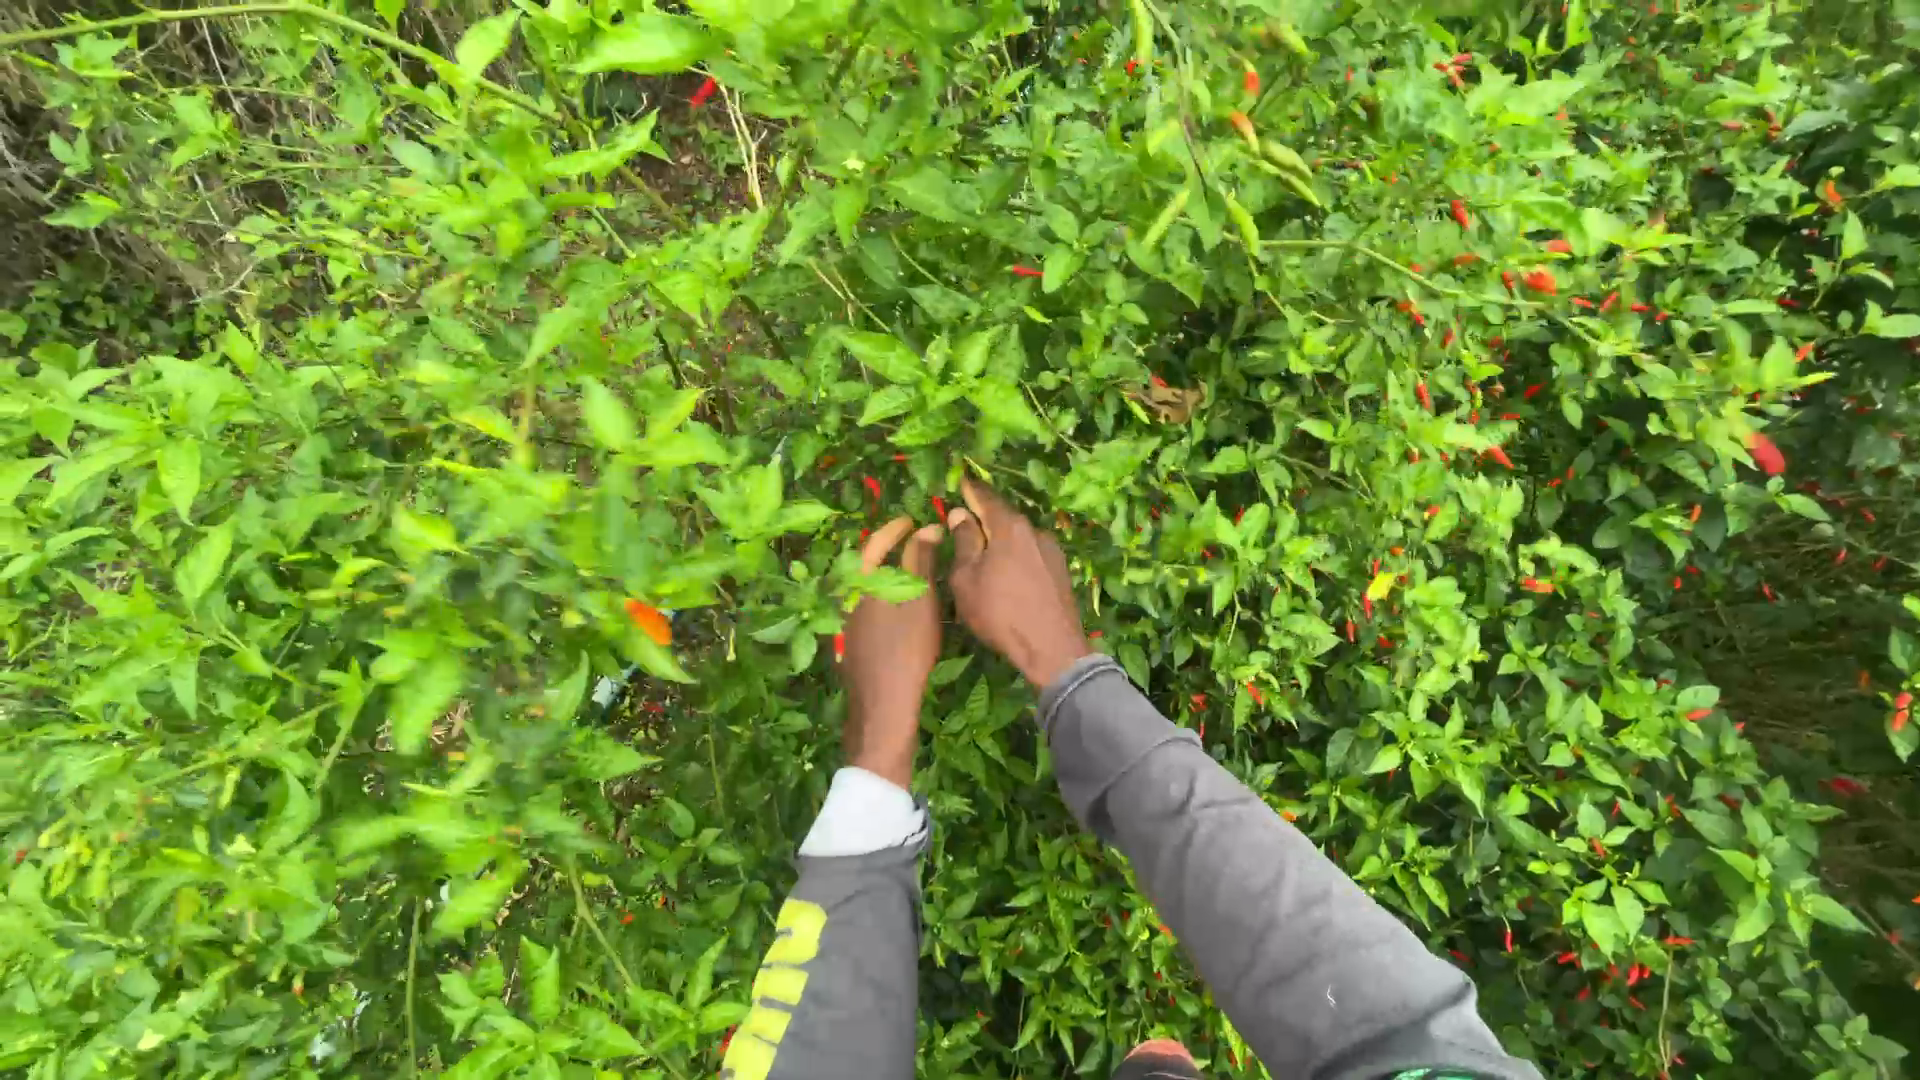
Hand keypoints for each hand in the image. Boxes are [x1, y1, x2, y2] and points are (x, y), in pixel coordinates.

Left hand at [841, 516, 945, 787]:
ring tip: (913, 567)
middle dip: (889, 549)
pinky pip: (868, 606)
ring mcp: (844, 622)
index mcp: (857, 583)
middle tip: (912, 539)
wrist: (884, 704)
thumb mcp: (920, 600)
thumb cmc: (906, 647)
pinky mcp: (850, 641)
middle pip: (866, 564)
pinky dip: (885, 595)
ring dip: (888, 573)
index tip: (911, 519)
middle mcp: (844, 598)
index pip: (873, 544)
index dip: (894, 529)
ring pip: (867, 587)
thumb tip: (927, 528)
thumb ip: (921, 560)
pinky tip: (902, 604)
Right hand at [945, 476, 1090, 687]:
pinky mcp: (1061, 571)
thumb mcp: (967, 578)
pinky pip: (1032, 554)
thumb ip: (964, 542)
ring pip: (1019, 538)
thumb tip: (960, 513)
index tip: (961, 481)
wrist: (1052, 649)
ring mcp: (1052, 550)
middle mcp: (1034, 531)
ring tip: (985, 555)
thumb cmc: (999, 612)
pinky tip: (1008, 575)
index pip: (986, 497)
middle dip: (985, 517)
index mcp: (1009, 527)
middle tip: (966, 521)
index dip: (971, 490)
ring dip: (1002, 540)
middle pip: (1004, 517)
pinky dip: (1016, 557)